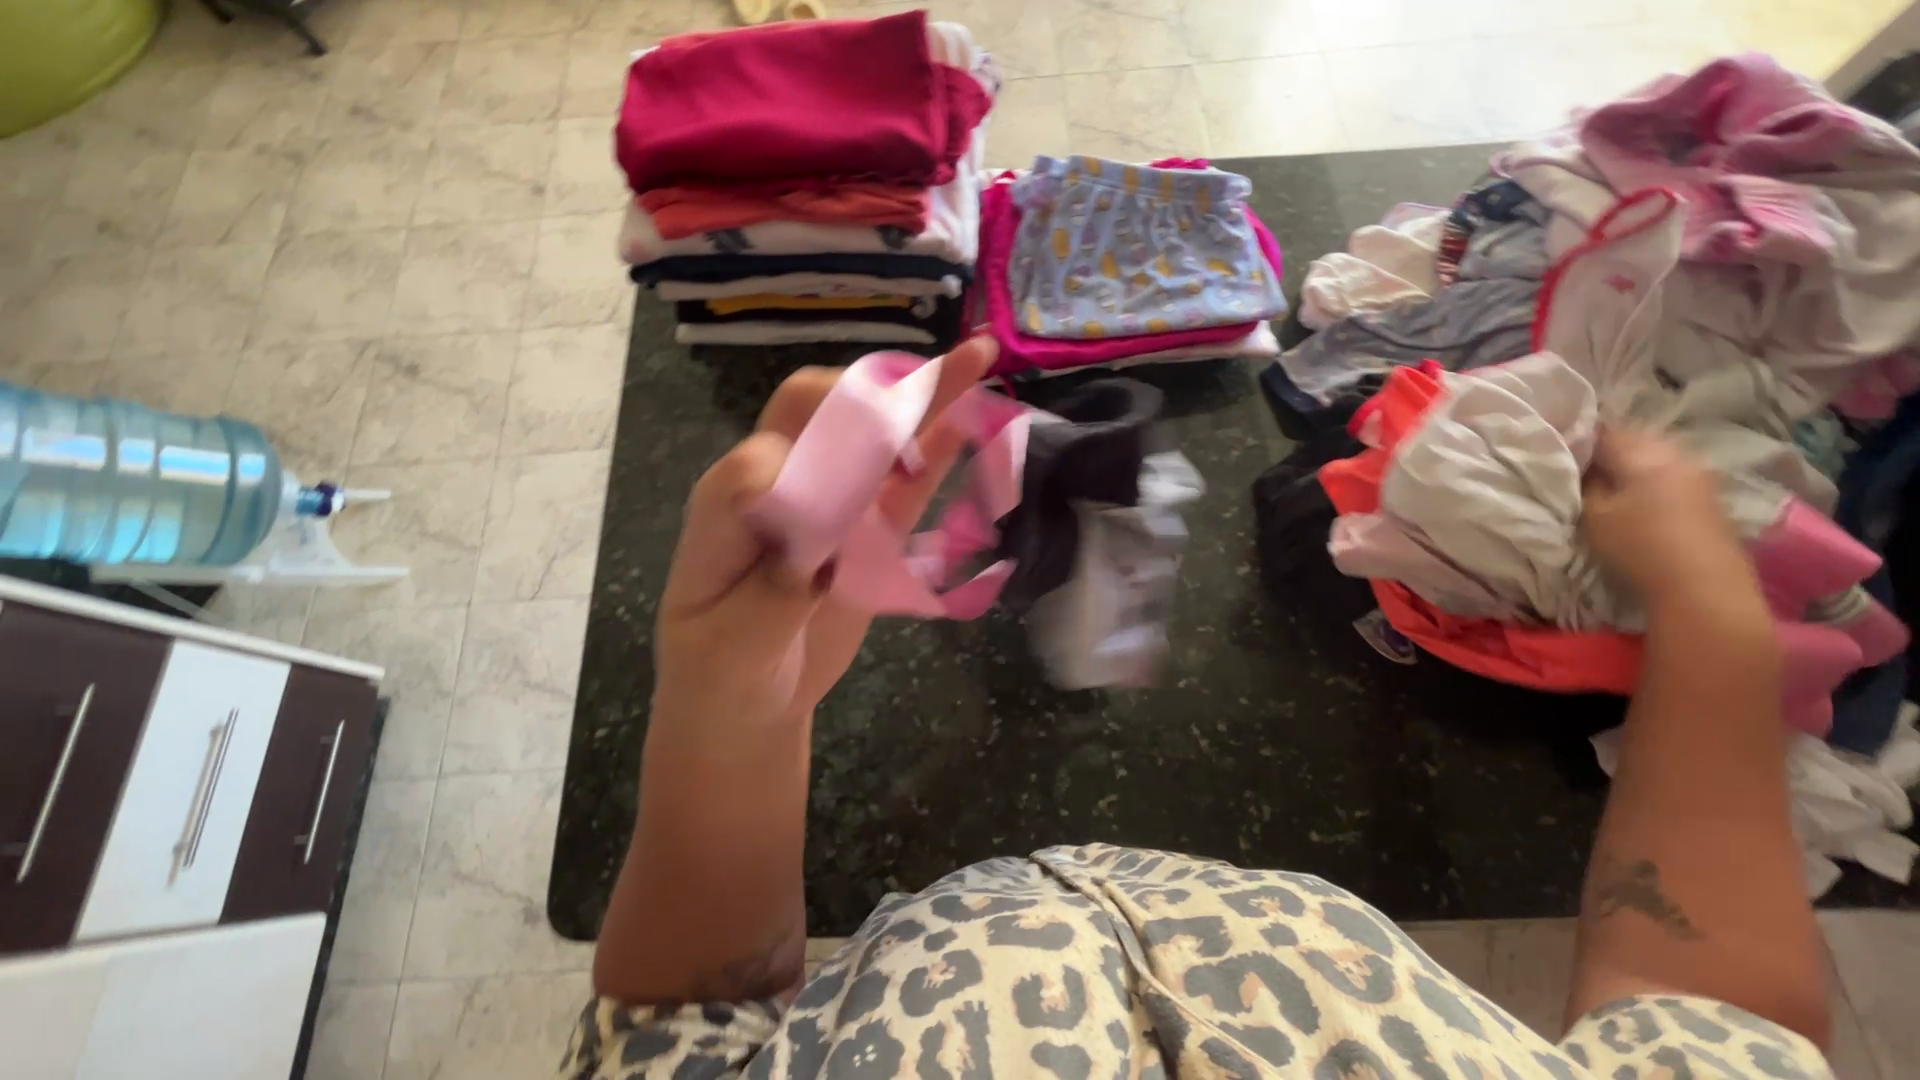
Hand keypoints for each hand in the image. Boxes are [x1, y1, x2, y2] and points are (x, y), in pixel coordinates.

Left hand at [651, 336, 999, 736]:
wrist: (748, 704)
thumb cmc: (721, 676)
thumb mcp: (731, 649)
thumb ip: (771, 593)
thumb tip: (817, 543)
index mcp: (726, 505)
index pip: (766, 457)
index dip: (809, 472)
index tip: (837, 532)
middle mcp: (778, 486)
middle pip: (817, 414)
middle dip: (870, 397)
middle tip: (924, 402)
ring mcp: (829, 504)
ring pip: (872, 438)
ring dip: (919, 398)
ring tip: (975, 357)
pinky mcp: (867, 529)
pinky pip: (904, 484)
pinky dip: (936, 449)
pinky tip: (968, 413)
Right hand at [1580, 427, 1742, 601]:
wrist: (1702, 586)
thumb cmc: (1638, 547)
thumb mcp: (1593, 515)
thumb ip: (1586, 483)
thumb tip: (1582, 466)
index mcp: (1644, 456)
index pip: (1604, 432)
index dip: (1579, 439)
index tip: (1561, 453)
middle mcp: (1676, 456)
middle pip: (1635, 439)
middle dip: (1608, 449)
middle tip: (1582, 468)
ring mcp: (1699, 475)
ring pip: (1656, 455)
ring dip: (1632, 464)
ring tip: (1609, 483)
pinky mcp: (1709, 496)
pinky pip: (1672, 472)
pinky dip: (1652, 477)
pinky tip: (1640, 497)